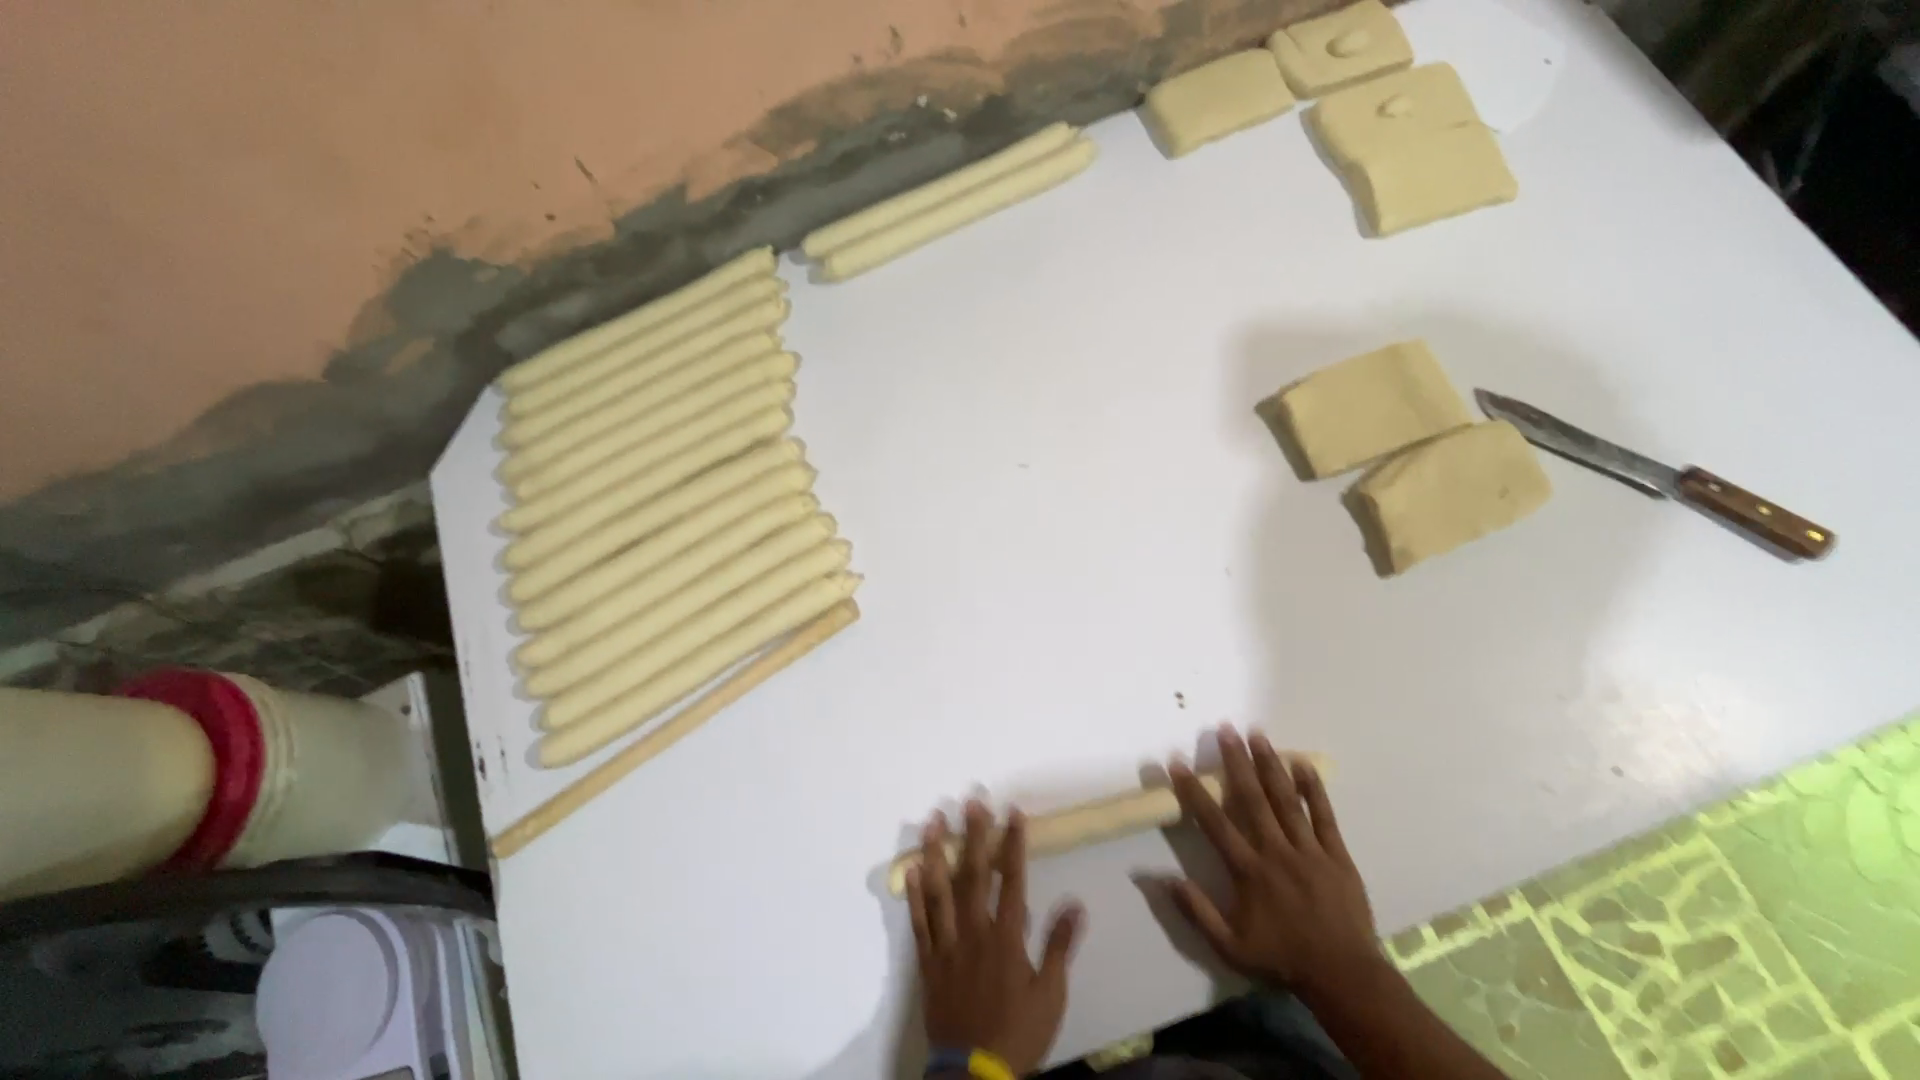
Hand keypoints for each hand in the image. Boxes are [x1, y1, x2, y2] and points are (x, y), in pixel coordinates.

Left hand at [907, 801, 1083, 1076]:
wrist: (975, 1070)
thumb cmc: (1019, 1031)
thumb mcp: (1051, 994)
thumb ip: (1058, 945)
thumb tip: (1075, 903)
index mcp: (1006, 937)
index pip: (1013, 880)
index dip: (1013, 844)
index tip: (1013, 813)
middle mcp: (974, 931)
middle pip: (975, 876)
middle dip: (975, 836)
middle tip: (971, 802)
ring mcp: (947, 944)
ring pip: (940, 890)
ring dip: (938, 853)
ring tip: (935, 821)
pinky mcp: (928, 960)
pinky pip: (920, 921)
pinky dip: (916, 894)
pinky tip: (914, 869)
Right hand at [1168, 725, 1386, 1002]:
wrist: (1343, 976)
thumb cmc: (1282, 959)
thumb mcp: (1229, 947)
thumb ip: (1197, 912)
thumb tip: (1161, 879)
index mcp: (1248, 871)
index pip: (1214, 823)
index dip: (1194, 791)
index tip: (1178, 763)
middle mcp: (1276, 852)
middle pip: (1252, 799)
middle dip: (1236, 761)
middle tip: (1226, 729)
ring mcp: (1309, 851)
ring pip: (1286, 800)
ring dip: (1270, 765)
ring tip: (1258, 735)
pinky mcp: (1337, 855)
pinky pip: (1325, 816)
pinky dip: (1314, 789)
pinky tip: (1303, 764)